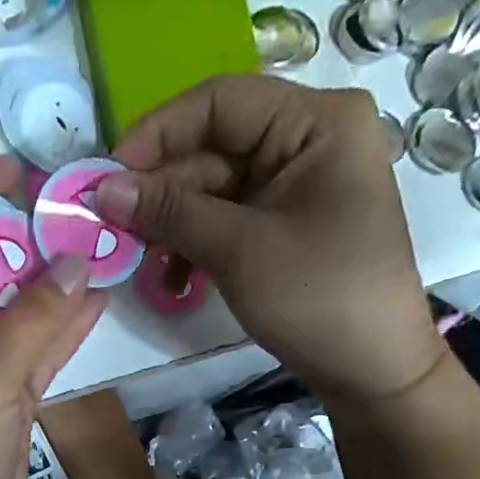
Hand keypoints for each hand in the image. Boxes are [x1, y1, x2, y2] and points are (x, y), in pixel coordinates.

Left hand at [0, 158, 106, 478]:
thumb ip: (33, 321)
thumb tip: (78, 260)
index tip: (24, 170)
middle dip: (30, 243)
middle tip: (77, 206)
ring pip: (18, 313)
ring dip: (54, 285)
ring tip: (97, 241)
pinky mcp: (6, 394)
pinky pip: (36, 350)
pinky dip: (64, 328)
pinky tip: (96, 295)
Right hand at [98, 75, 443, 404]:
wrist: (375, 375)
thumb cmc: (317, 299)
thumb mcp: (239, 250)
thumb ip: (170, 211)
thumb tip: (104, 188)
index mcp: (318, 122)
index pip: (219, 103)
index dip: (156, 136)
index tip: (106, 177)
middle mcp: (313, 142)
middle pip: (217, 148)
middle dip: (163, 190)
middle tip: (113, 228)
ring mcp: (304, 188)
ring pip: (220, 191)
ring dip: (176, 225)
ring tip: (138, 260)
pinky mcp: (294, 228)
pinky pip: (236, 221)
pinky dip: (201, 245)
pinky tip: (171, 277)